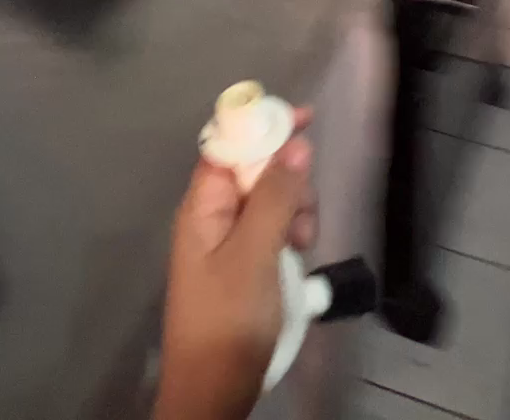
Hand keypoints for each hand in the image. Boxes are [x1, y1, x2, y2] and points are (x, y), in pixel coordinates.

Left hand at [154, 109, 316, 419]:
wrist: (214, 393)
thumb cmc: (228, 320)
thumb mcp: (254, 255)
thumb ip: (275, 197)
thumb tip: (296, 143)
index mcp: (203, 205)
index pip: (230, 143)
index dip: (263, 124)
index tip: (305, 117)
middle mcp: (214, 214)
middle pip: (256, 167)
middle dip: (288, 178)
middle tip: (304, 211)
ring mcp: (230, 238)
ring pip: (271, 196)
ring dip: (295, 208)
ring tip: (302, 241)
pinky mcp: (246, 260)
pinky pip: (273, 225)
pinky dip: (292, 230)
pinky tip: (301, 251)